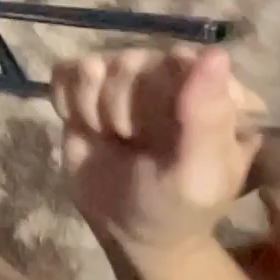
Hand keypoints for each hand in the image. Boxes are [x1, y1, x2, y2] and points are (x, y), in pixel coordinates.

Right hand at [52, 46, 263, 260]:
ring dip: (93, 109)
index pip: (180, 61)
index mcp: (216, 91)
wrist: (125, 228)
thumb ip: (206, 117)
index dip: (160, 100)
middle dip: (122, 110)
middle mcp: (172, 74)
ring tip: (111, 138)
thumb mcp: (197, 175)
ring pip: (93, 65)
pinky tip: (85, 126)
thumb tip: (215, 51)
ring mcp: (127, 76)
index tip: (163, 139)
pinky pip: (64, 72)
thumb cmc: (173, 207)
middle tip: (133, 143)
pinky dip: (66, 102)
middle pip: (131, 61)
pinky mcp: (86, 85)